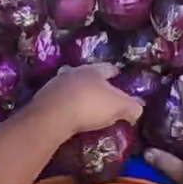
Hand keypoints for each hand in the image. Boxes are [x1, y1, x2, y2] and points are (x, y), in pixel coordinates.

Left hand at [25, 63, 142, 138]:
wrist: (52, 115)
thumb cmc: (90, 106)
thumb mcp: (119, 107)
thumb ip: (132, 106)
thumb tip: (138, 108)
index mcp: (94, 71)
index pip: (108, 68)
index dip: (115, 72)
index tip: (119, 75)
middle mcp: (74, 72)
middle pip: (87, 75)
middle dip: (94, 81)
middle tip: (102, 91)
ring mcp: (56, 84)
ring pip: (71, 85)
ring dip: (78, 92)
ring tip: (85, 102)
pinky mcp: (44, 98)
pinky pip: (60, 98)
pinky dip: (66, 103)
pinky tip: (68, 112)